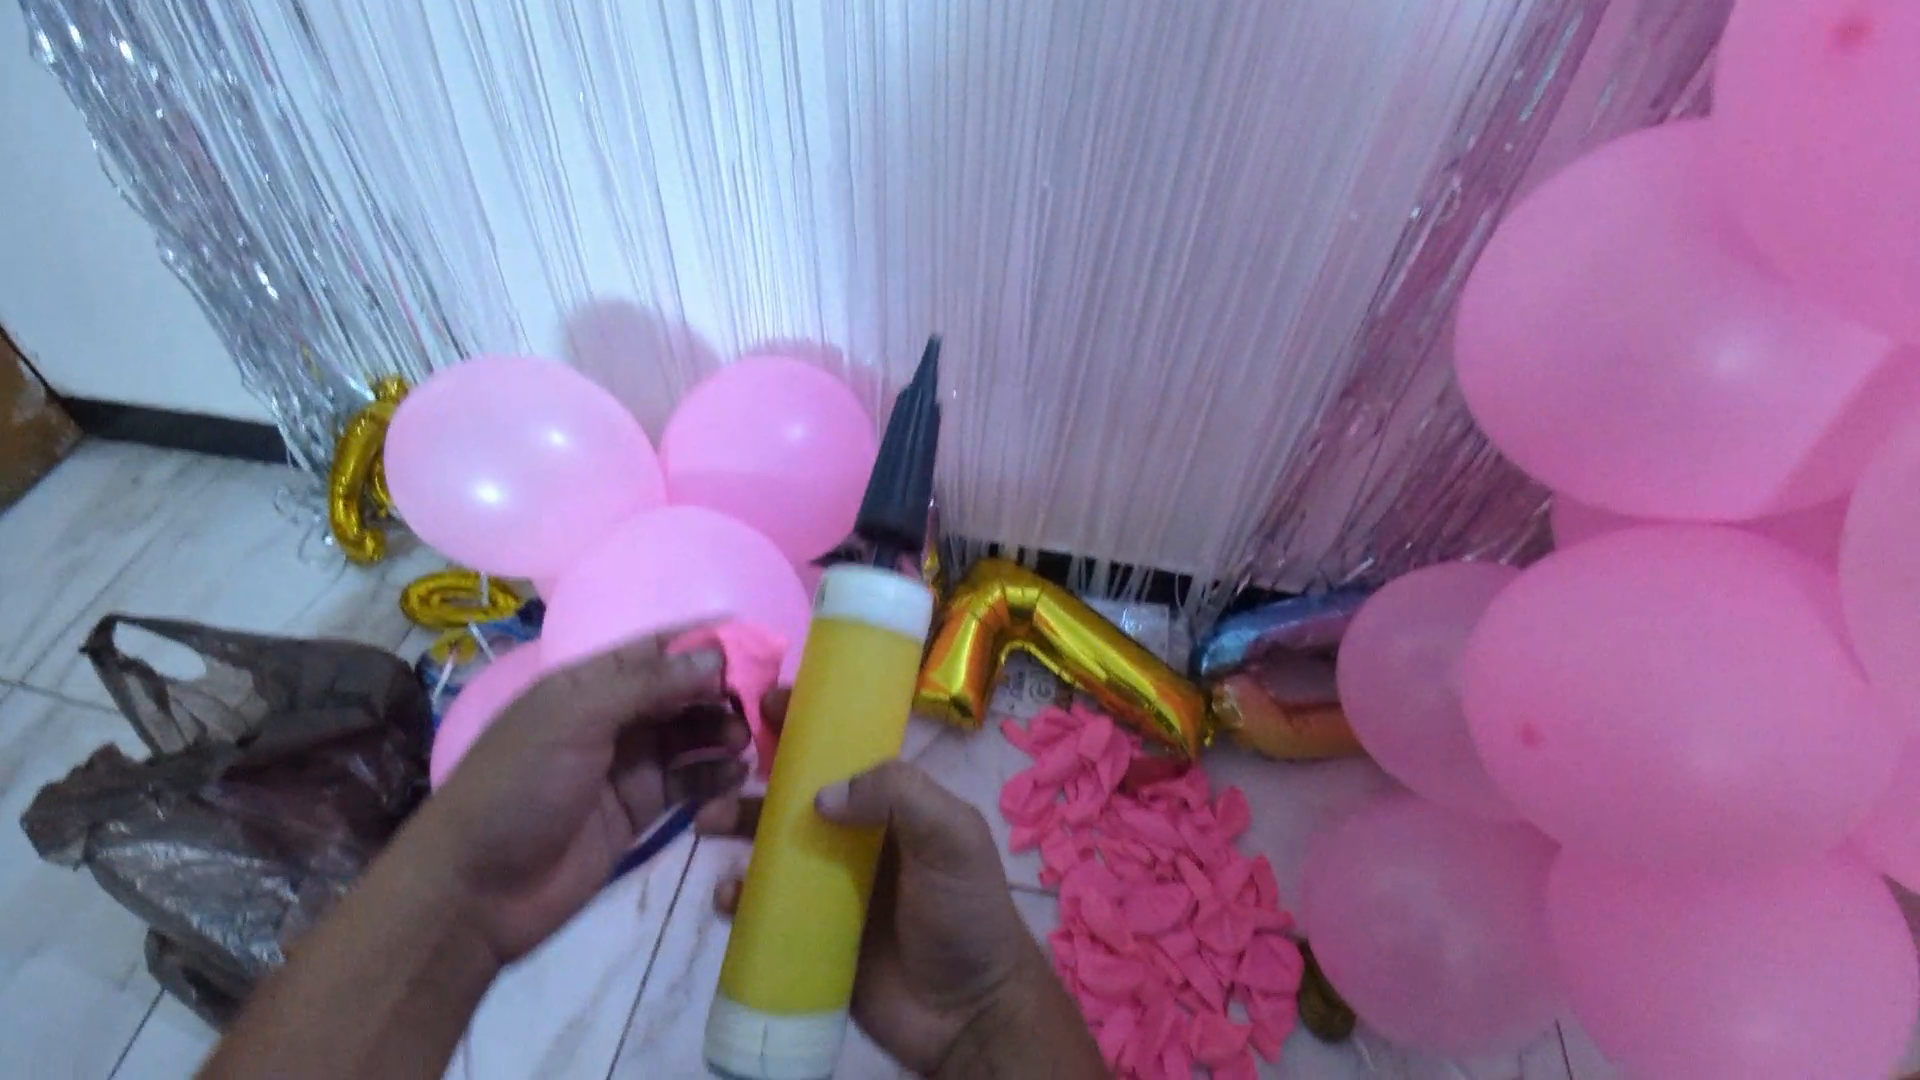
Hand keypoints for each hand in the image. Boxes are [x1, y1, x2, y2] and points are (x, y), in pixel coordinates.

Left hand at [412, 633, 748, 962]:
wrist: (475, 892)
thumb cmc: (519, 786)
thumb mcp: (575, 718)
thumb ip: (646, 683)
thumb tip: (714, 655)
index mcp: (590, 684)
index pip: (657, 648)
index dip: (703, 639)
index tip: (755, 639)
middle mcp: (614, 717)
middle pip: (682, 690)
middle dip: (722, 690)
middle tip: (758, 701)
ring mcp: (630, 764)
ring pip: (692, 734)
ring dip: (722, 731)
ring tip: (744, 741)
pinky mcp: (643, 808)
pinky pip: (690, 780)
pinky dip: (716, 774)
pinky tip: (736, 774)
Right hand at [702, 707, 1103, 1077]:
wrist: (965, 1013)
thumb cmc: (965, 910)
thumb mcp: (951, 835)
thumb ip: (899, 794)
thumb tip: (819, 795)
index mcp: (894, 802)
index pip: (848, 749)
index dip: (813, 722)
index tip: (772, 701)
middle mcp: (859, 833)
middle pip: (800, 790)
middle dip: (760, 770)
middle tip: (723, 759)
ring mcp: (831, 882)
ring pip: (772, 842)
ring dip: (737, 824)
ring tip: (707, 823)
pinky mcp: (808, 931)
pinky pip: (763, 905)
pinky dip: (738, 895)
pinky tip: (728, 897)